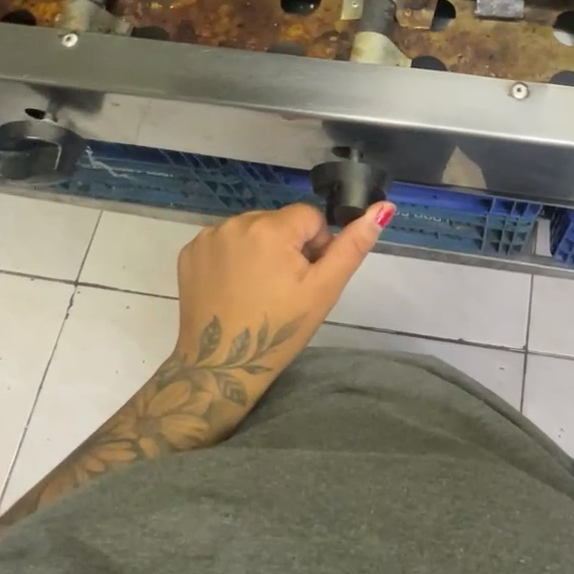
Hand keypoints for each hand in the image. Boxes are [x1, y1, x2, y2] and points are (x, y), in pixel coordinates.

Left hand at [169, 200, 393, 415]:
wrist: (221, 366)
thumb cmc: (280, 329)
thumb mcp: (325, 289)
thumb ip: (354, 245)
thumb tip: (383, 207)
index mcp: (272, 227)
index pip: (310, 218)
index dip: (316, 247)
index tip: (306, 279)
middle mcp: (236, 222)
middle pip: (280, 222)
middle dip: (288, 247)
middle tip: (284, 289)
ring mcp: (208, 237)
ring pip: (253, 230)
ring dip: (261, 250)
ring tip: (258, 290)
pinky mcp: (190, 252)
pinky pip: (225, 242)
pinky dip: (233, 258)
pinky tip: (235, 288)